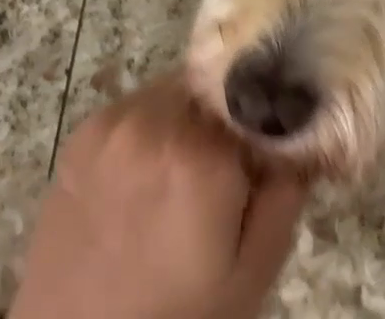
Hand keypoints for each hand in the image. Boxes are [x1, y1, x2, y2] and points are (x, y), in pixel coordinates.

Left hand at [9, 72, 309, 318]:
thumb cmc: (174, 313)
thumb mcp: (251, 273)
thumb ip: (285, 197)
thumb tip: (302, 141)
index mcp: (203, 156)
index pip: (259, 100)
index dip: (272, 122)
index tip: (273, 150)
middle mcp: (154, 123)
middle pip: (215, 89)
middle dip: (230, 117)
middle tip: (231, 170)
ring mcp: (112, 124)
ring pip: (175, 92)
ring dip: (191, 117)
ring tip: (187, 176)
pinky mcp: (81, 135)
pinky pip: (137, 108)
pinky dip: (153, 127)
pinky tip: (150, 175)